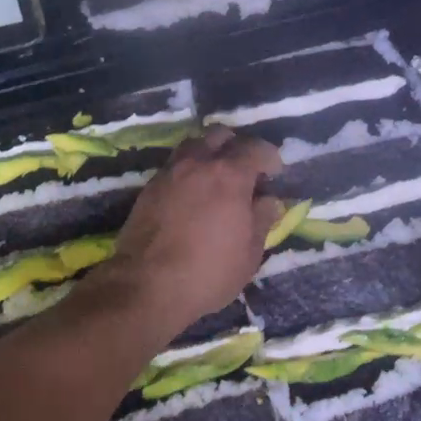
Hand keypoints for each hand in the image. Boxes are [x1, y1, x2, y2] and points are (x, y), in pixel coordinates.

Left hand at [96, 126, 282, 337]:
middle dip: (237, 147)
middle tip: (244, 171)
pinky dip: (188, 170)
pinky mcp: (149, 186)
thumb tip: (269, 200)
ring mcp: (170, 172)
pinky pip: (174, 164)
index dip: (269, 157)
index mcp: (229, 175)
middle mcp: (198, 163)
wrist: (147, 285)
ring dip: (209, 153)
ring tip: (215, 178)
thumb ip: (262, 219)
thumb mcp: (249, 253)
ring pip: (194, 144)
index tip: (274, 173)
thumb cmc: (208, 272)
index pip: (255, 148)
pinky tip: (192, 194)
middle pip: (220, 135)